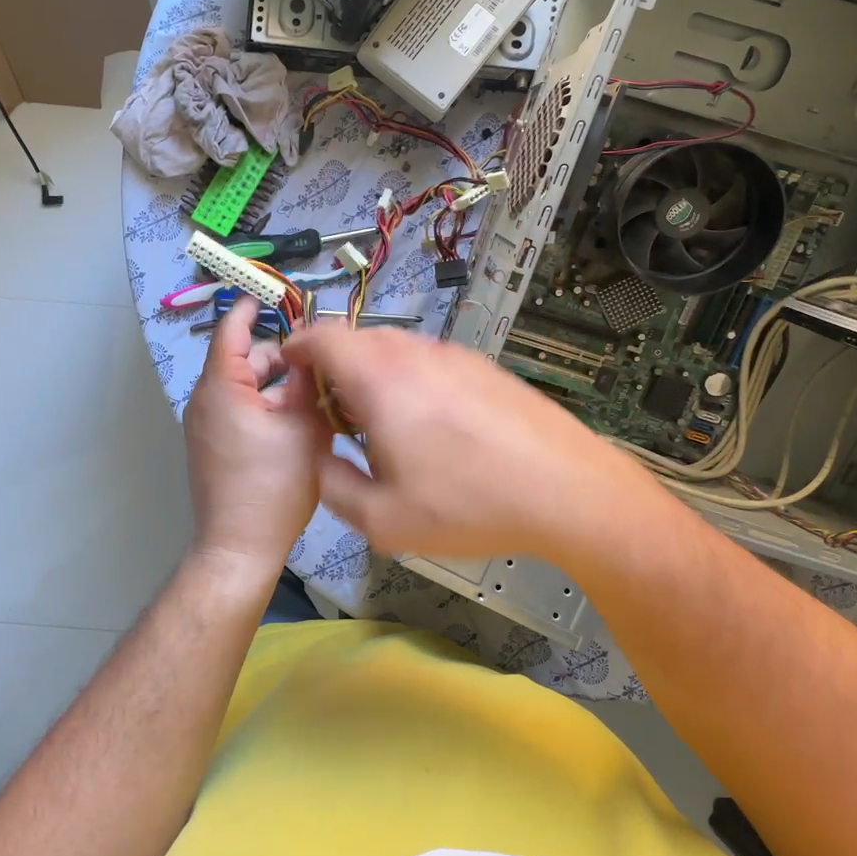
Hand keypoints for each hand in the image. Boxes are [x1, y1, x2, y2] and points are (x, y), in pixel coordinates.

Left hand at [182, 298, 331, 574]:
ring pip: (246, 388)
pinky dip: (266, 407)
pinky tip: (299, 423)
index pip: (233, 329)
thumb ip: (309, 384)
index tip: (278, 293)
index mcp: (222, 387)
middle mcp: (205, 399)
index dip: (254, 307)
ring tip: (317, 398)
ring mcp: (205, 425)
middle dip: (283, 358)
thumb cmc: (274, 485)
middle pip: (246, 359)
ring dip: (279, 386)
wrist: (239, 547)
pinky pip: (239, 411)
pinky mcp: (211, 446)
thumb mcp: (304, 428)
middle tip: (323, 364)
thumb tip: (313, 354)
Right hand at [282, 324, 671, 559]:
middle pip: (358, 340)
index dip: (296, 348)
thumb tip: (318, 459)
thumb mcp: (382, 519)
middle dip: (333, 368)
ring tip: (381, 427)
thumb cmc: (468, 505)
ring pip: (397, 350)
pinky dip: (411, 381)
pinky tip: (430, 429)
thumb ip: (332, 485)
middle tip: (334, 415)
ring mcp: (457, 356)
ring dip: (374, 376)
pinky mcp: (486, 368)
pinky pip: (431, 362)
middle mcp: (416, 353)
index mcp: (380, 378)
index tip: (288, 373)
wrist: (568, 491)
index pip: (322, 336)